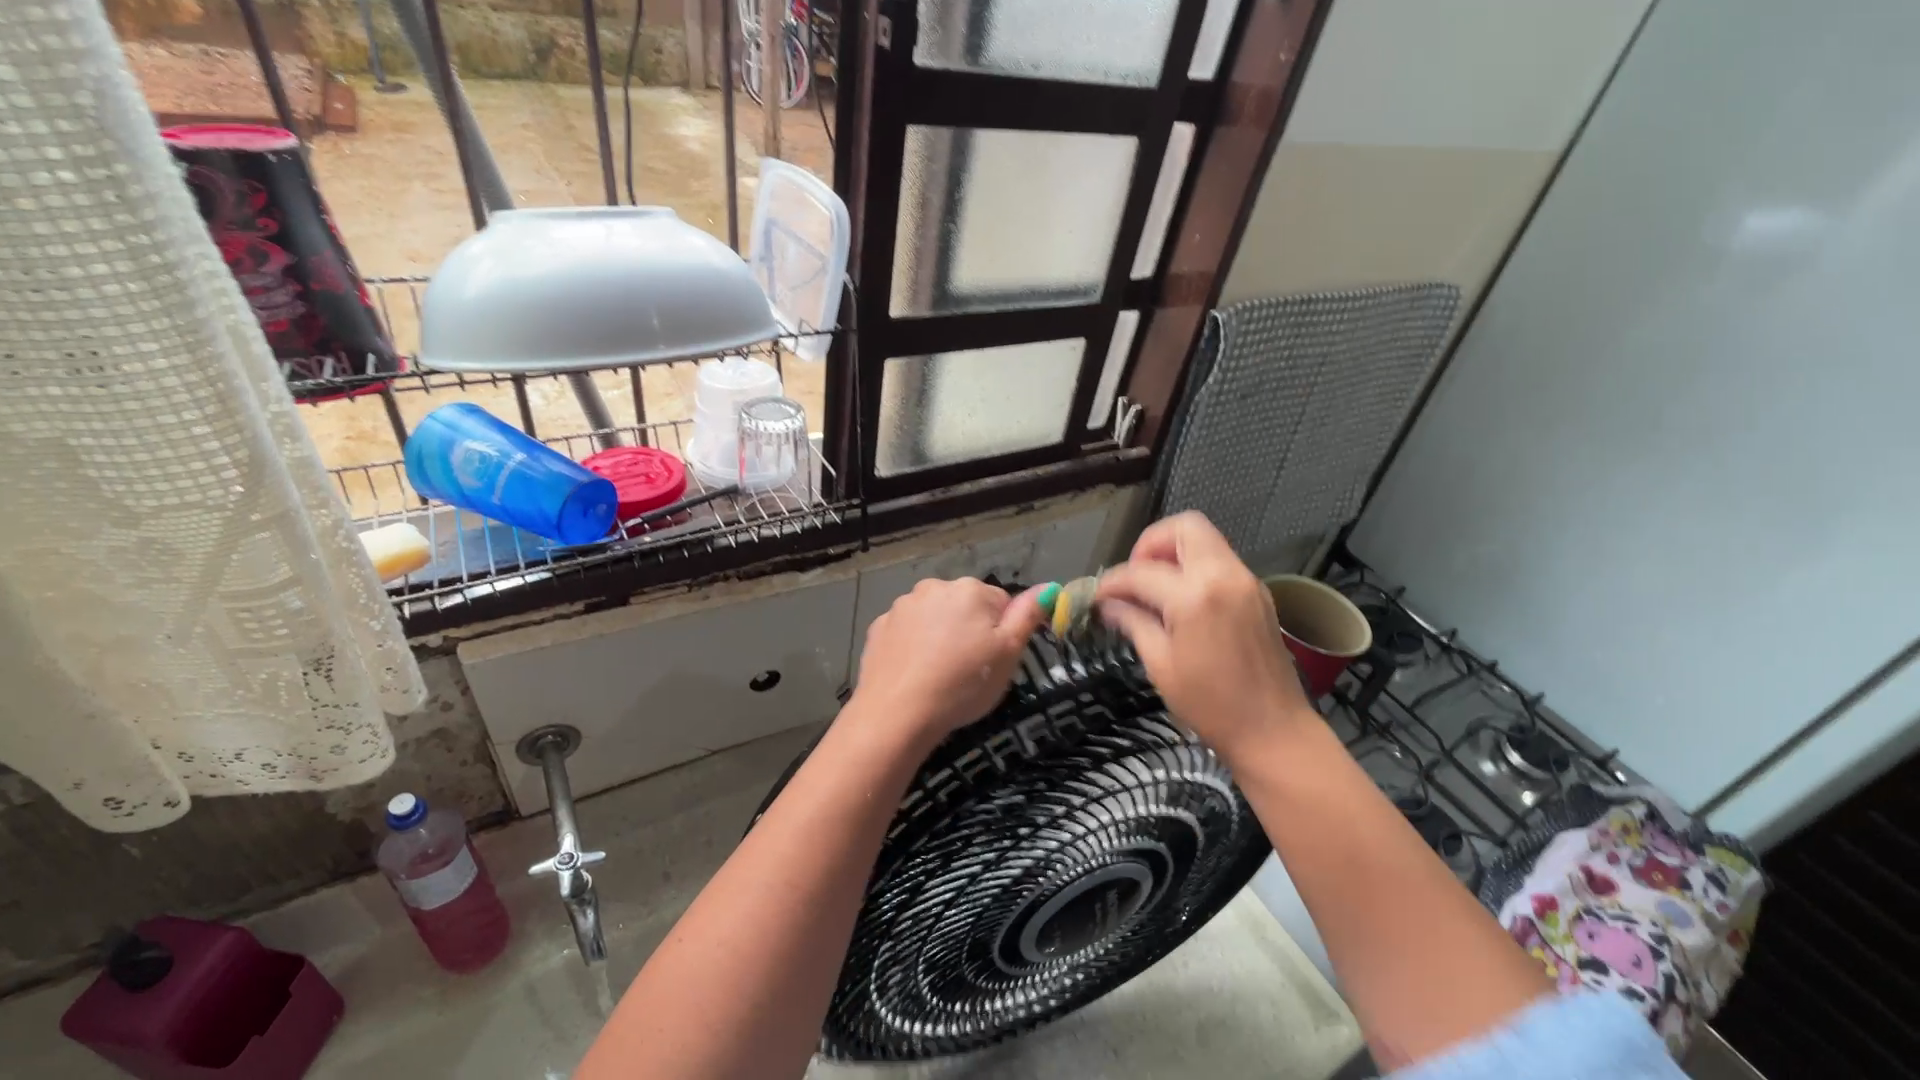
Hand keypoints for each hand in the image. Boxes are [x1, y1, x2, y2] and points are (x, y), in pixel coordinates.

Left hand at [850, 579, 1045, 747]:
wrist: (898, 712)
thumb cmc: (963, 684)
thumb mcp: (1008, 654)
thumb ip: (1027, 616)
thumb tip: (1048, 587)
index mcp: (971, 590)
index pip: (1000, 602)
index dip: (1001, 633)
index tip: (993, 660)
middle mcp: (934, 587)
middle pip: (964, 606)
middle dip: (969, 629)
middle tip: (968, 669)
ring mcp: (902, 606)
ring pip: (933, 616)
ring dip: (939, 634)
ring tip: (939, 673)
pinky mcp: (878, 627)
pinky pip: (906, 631)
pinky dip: (913, 645)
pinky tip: (915, 673)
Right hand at [1096, 512, 1313, 759]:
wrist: (1273, 730)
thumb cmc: (1210, 705)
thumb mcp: (1161, 664)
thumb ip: (1134, 623)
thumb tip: (1108, 605)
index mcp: (1195, 596)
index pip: (1142, 572)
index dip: (1113, 582)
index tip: (1097, 596)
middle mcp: (1224, 575)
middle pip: (1184, 527)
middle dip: (1151, 544)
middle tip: (1134, 577)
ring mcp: (1246, 581)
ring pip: (1205, 541)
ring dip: (1174, 554)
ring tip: (1154, 590)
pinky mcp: (1257, 593)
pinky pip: (1220, 562)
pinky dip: (1195, 568)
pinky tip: (1180, 603)